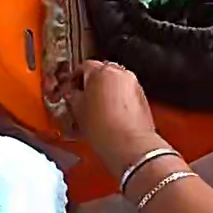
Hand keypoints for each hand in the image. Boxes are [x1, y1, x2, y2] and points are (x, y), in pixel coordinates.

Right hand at [64, 60, 165, 180]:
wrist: (129, 145)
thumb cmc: (103, 128)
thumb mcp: (77, 109)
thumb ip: (72, 96)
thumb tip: (72, 94)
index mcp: (101, 71)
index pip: (83, 66)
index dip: (74, 77)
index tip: (69, 87)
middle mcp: (120, 74)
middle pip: (101, 71)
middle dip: (91, 82)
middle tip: (80, 95)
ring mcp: (134, 85)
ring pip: (115, 81)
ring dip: (105, 90)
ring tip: (94, 106)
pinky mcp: (142, 97)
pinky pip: (125, 92)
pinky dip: (116, 98)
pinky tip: (108, 113)